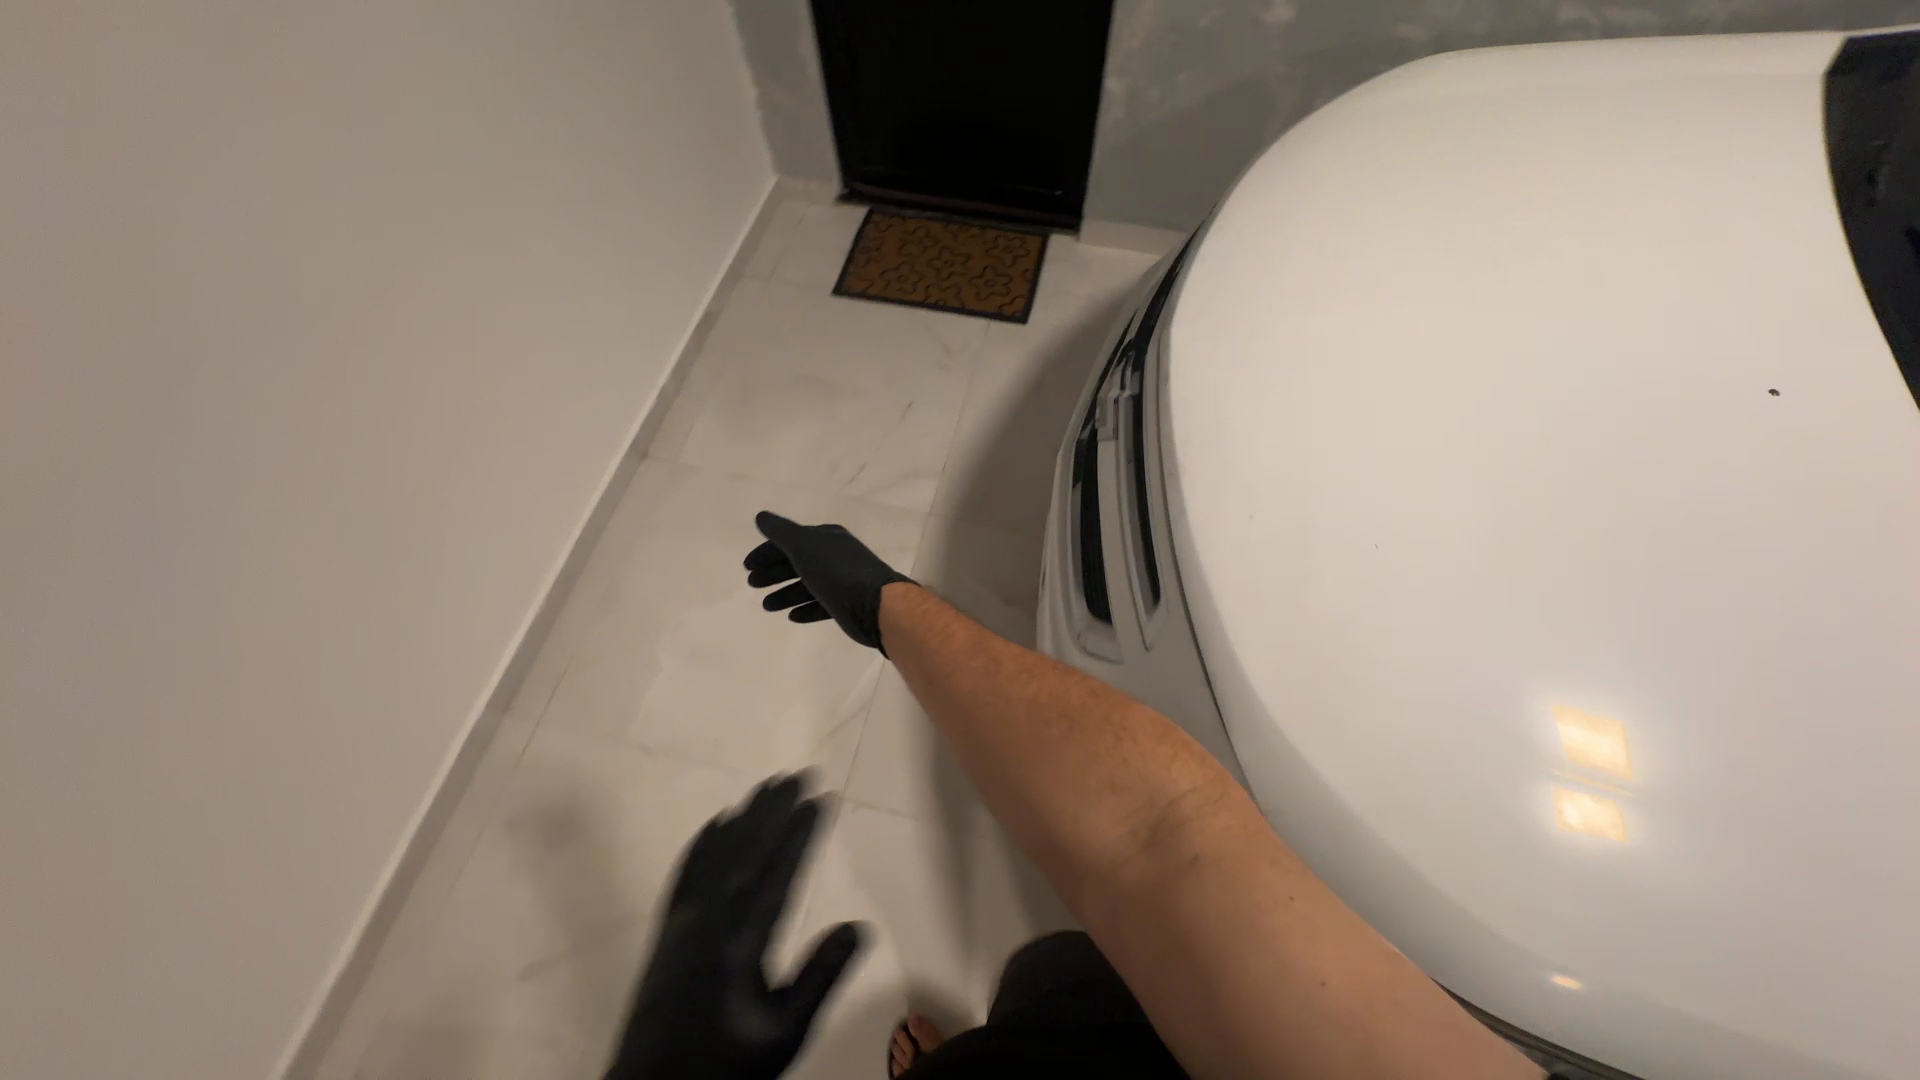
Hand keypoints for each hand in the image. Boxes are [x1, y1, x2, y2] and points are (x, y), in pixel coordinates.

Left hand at [605, 773, 863, 1079]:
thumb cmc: (724, 1070)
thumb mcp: (783, 1036)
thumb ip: (818, 979)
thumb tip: (859, 925)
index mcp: (738, 943)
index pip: (777, 874)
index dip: (800, 834)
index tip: (821, 798)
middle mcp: (707, 921)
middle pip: (746, 852)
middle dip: (774, 812)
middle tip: (798, 774)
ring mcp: (682, 924)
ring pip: (716, 855)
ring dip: (743, 819)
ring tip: (766, 788)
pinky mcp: (667, 934)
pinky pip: (686, 874)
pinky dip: (703, 844)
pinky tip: (714, 825)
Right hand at [744, 511, 912, 652]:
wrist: (876, 604)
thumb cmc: (837, 572)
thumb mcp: (804, 547)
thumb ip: (781, 532)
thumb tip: (761, 516)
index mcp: (826, 537)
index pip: (790, 539)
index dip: (767, 551)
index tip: (747, 567)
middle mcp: (835, 555)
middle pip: (798, 562)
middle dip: (774, 572)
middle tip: (753, 584)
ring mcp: (843, 580)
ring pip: (808, 585)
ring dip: (786, 593)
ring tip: (767, 606)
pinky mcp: (848, 603)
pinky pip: (822, 604)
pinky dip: (806, 608)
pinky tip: (792, 616)